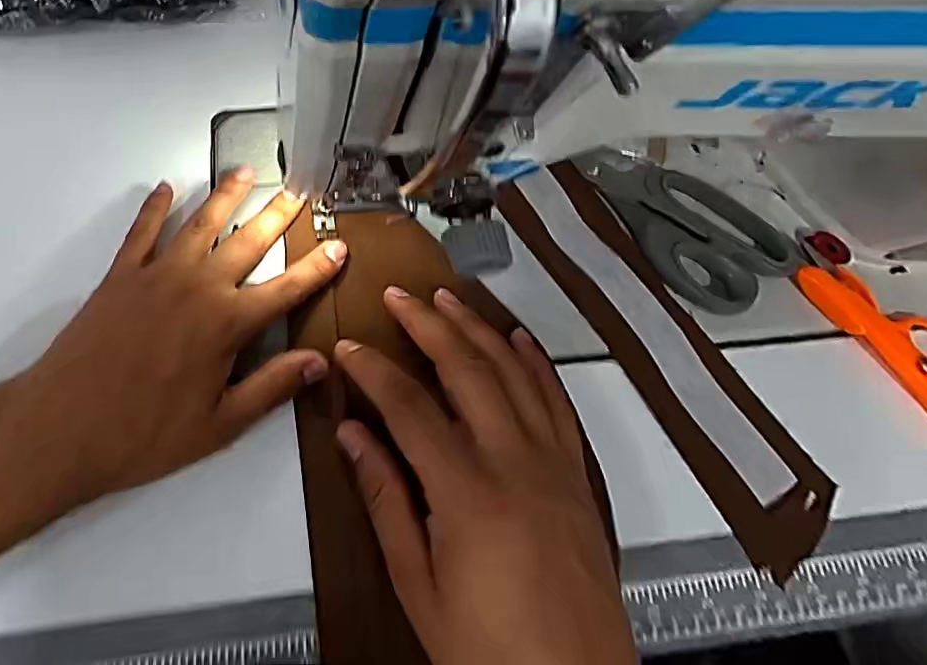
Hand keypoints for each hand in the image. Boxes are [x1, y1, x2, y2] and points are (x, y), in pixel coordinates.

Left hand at [0, 170, 346, 563]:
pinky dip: (155, 207)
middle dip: (277, 214)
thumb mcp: (218, 425)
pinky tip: (165, 188)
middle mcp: (198, 287)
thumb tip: (320, 362)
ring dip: (225, 195)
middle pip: (248, 241)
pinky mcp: (121, 274)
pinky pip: (142, 231)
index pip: (286, 289)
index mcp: (227, 325)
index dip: (318, 268)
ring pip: (200, 224)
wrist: (60, 429)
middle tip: (299, 190)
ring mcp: (157, 274)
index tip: (340, 247)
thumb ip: (271, 388)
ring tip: (244, 171)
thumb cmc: (143, 435)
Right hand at [336, 287, 637, 664]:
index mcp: (469, 493)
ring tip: (448, 300)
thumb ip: (385, 500)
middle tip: (400, 298)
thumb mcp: (419, 585)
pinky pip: (557, 401)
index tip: (351, 349)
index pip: (409, 405)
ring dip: (477, 327)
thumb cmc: (495, 653)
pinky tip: (518, 339)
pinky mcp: (576, 475)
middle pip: (465, 368)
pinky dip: (535, 362)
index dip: (373, 369)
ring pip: (513, 371)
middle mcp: (516, 464)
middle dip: (427, 323)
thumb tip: (356, 439)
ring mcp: (552, 464)